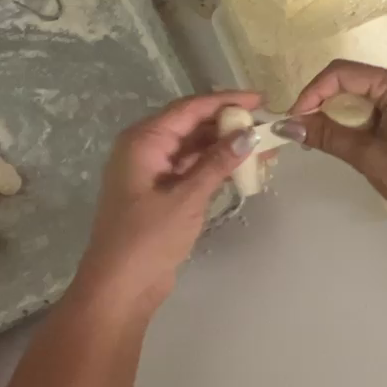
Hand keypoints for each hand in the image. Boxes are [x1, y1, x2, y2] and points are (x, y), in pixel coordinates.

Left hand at [78, 90, 261, 309]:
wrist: (121, 286)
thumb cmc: (147, 238)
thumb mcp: (187, 198)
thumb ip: (218, 163)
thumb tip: (248, 135)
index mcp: (143, 141)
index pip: (189, 109)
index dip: (226, 102)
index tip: (260, 100)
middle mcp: (146, 150)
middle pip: (192, 125)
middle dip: (228, 124)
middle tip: (266, 125)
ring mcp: (153, 173)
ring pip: (194, 148)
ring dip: (225, 146)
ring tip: (262, 146)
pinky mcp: (162, 193)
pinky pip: (192, 169)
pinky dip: (216, 167)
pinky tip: (242, 168)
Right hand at [283, 61, 386, 230]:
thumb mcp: (368, 157)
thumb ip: (327, 136)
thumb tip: (287, 126)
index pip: (343, 73)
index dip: (313, 92)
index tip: (294, 119)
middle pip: (351, 80)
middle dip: (321, 101)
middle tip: (301, 129)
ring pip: (360, 94)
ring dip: (335, 112)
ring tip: (317, 137)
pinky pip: (374, 107)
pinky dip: (353, 119)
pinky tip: (341, 138)